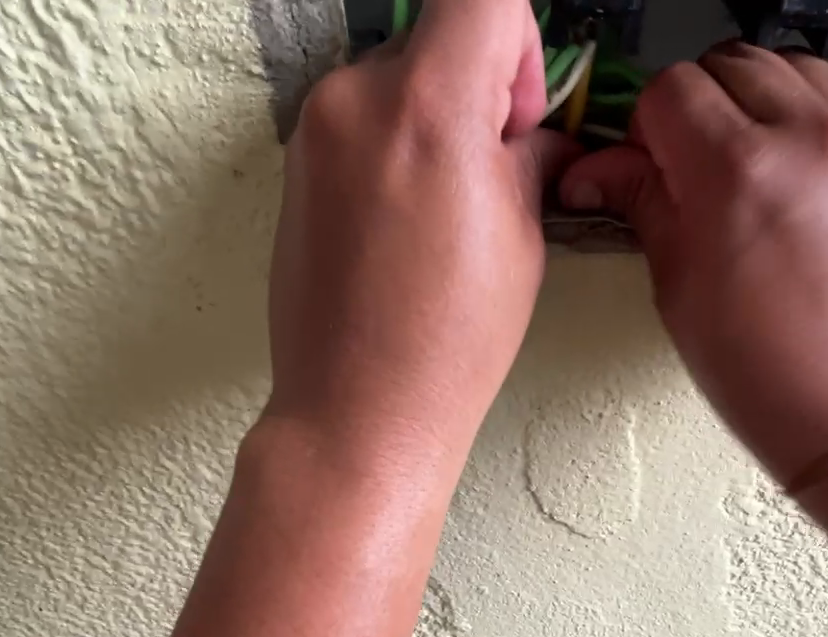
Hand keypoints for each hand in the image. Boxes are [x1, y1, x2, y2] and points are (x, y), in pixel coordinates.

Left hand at [267, 0, 576, 469]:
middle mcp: (354, 100)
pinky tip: (406, 228)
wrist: (359, 409)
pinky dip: (393, 150)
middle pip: (436, 37)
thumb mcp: (520, 244)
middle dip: (476, 92)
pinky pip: (360, 123)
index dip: (518, 45)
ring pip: (395, 82)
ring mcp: (313, 132)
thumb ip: (527, 164)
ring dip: (433, 124)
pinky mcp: (295, 167)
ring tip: (445, 218)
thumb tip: (533, 141)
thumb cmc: (443, 347)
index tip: (519, 113)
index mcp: (428, 109)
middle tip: (492, 177)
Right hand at [558, 42, 827, 482]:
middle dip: (692, 106)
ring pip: (782, 63)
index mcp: (733, 174)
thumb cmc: (754, 367)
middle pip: (724, 65)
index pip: (670, 93)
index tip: (643, 169)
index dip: (644, 130)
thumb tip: (597, 169)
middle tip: (685, 166)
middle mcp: (801, 137)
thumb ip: (643, 205)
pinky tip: (783, 158)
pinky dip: (797, 106)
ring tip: (737, 158)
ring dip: (746, 97)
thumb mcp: (677, 288)